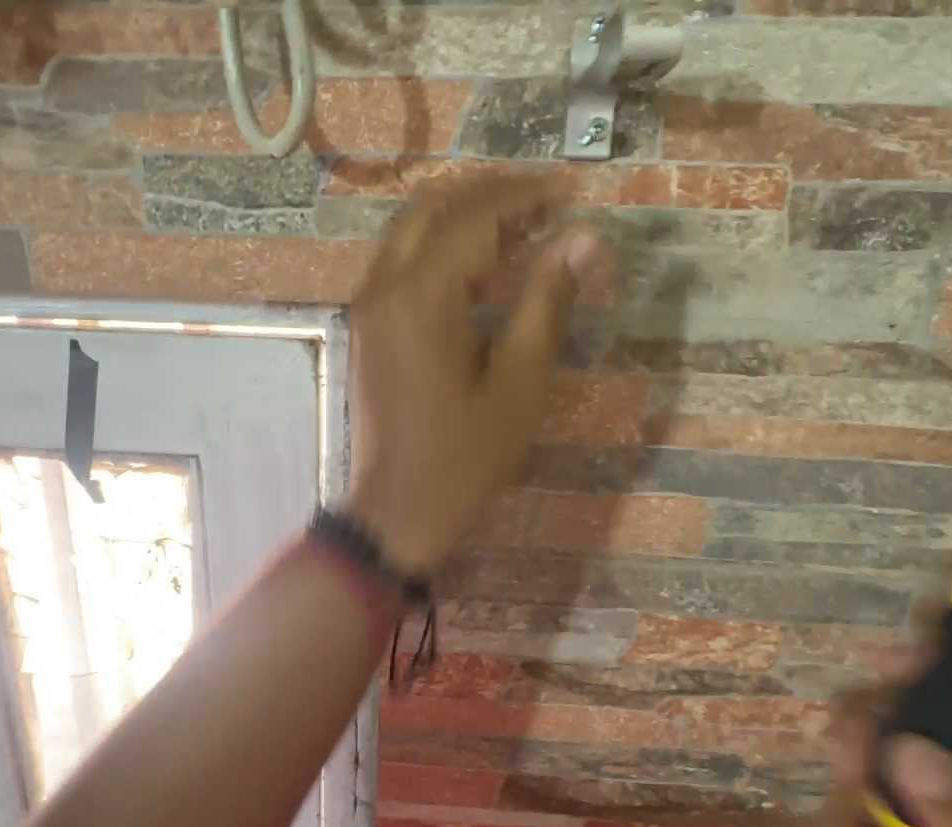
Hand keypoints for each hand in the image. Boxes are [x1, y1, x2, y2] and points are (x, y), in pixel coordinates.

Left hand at [344, 176, 603, 575]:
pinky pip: (399, 263)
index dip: (525, 196)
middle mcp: (384, 286)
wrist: (398, 510)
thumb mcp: (519, 382)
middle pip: (433, 208)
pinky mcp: (366, 329)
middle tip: (544, 202)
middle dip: (490, 194)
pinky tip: (477, 267)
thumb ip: (547, 301)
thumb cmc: (465, 456)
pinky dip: (437, 247)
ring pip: (410, 232)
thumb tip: (585, 236)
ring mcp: (368, 307)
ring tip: (519, 226)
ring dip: (461, 217)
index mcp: (422, 295)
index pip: (475, 216)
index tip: (571, 192)